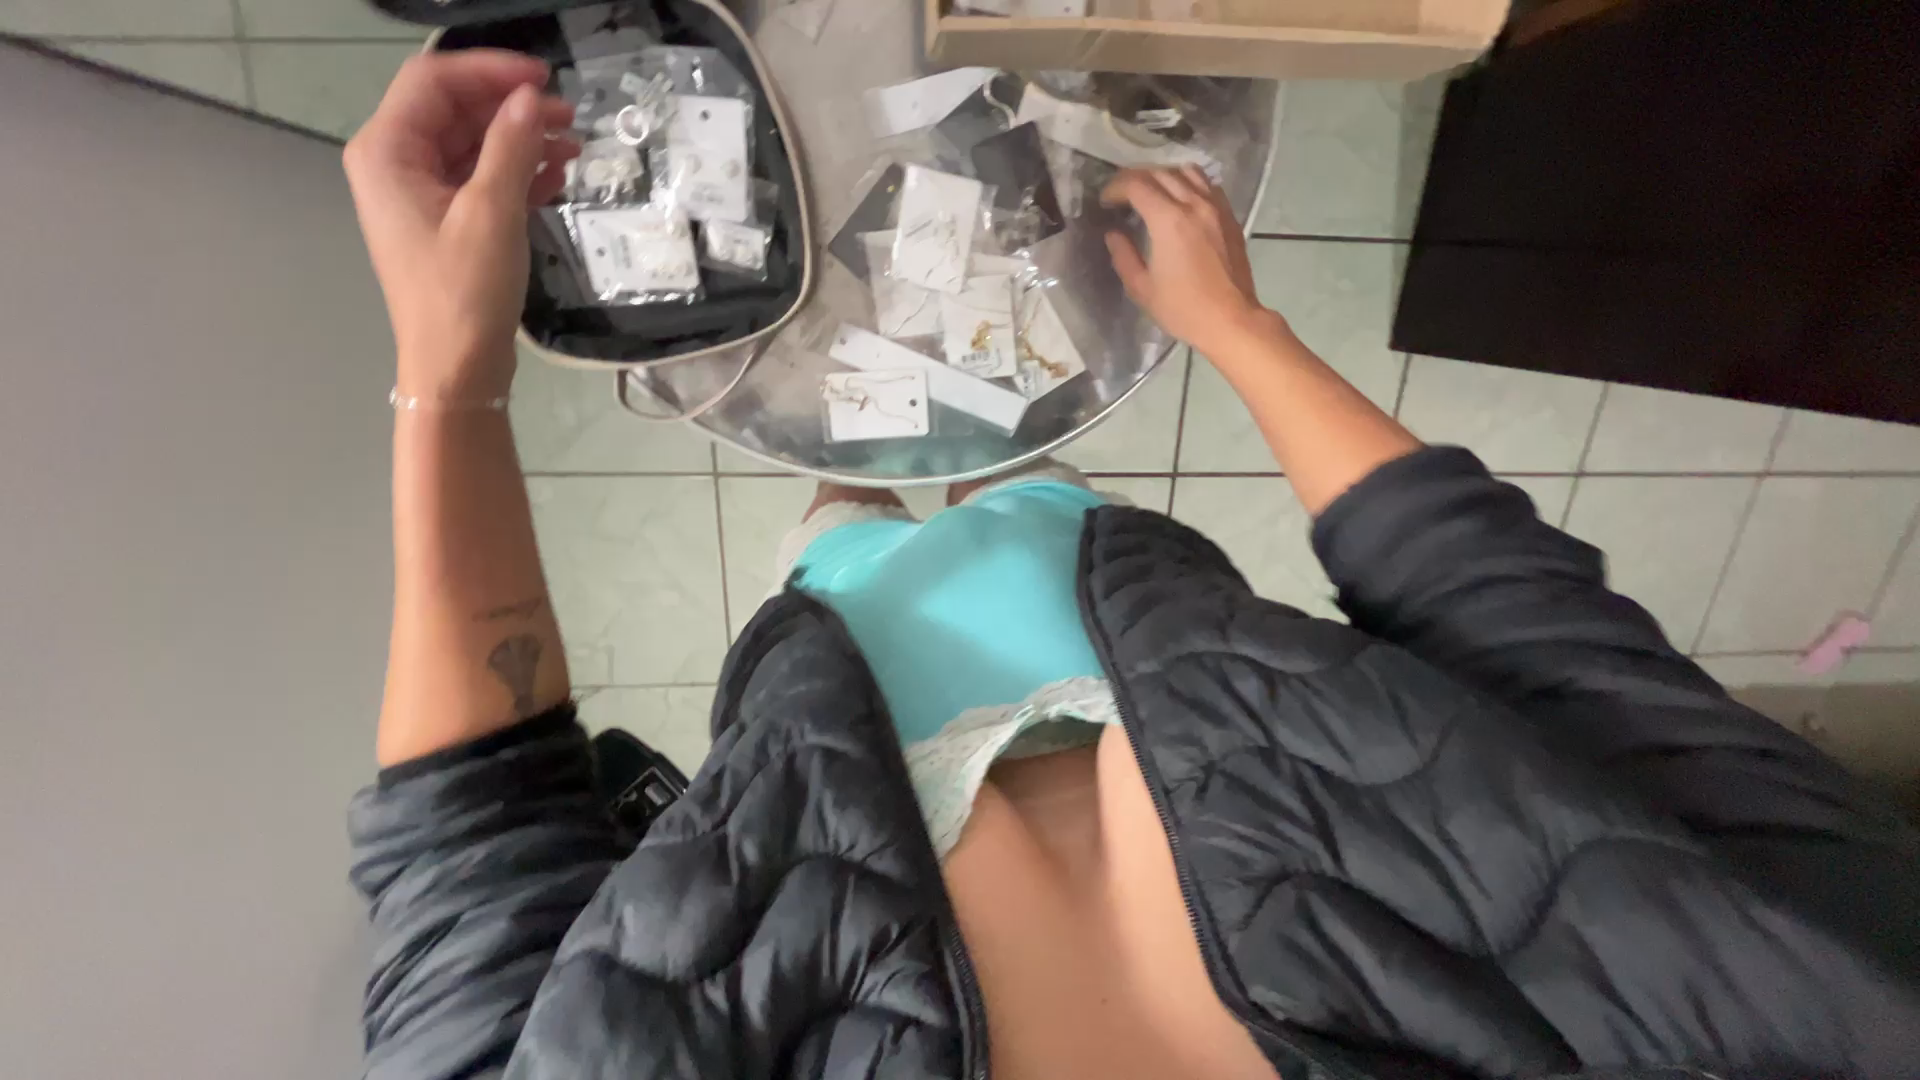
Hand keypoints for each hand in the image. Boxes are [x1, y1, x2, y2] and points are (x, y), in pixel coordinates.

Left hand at [344, 50, 579, 400]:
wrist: (456, 367)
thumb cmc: (464, 293)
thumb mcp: (491, 215)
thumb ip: (510, 149)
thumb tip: (531, 99)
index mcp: (388, 151)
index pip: (435, 82)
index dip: (491, 72)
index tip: (547, 79)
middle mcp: (398, 164)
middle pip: (455, 112)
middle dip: (512, 109)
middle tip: (570, 118)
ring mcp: (423, 196)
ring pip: (474, 147)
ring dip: (521, 142)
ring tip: (573, 148)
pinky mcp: (450, 224)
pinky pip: (483, 182)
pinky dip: (518, 174)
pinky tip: (556, 178)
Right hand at [1101, 166, 1274, 356]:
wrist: (1230, 319)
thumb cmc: (1182, 309)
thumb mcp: (1142, 288)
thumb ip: (1124, 256)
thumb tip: (1113, 234)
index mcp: (1169, 221)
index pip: (1137, 186)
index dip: (1116, 188)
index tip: (1105, 201)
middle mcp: (1194, 204)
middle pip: (1160, 172)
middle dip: (1135, 178)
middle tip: (1121, 195)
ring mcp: (1215, 207)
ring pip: (1186, 171)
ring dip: (1163, 175)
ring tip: (1151, 192)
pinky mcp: (1228, 215)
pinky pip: (1206, 184)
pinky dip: (1188, 183)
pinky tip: (1180, 200)